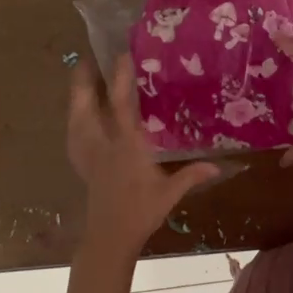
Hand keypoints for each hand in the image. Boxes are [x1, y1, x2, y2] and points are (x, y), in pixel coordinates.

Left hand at [67, 54, 218, 259]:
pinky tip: (79, 114)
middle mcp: (103, 145)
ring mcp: (89, 155)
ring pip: (76, 118)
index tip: (122, 55)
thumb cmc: (141, 213)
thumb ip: (191, 176)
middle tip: (87, 57)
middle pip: (85, 107)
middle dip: (84, 81)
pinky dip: (75, 118)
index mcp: (126, 146)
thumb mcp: (170, 193)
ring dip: (77, 96)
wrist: (110, 238)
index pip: (120, 106)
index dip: (119, 79)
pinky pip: (74, 134)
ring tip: (82, 77)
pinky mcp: (83, 164)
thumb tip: (218, 165)